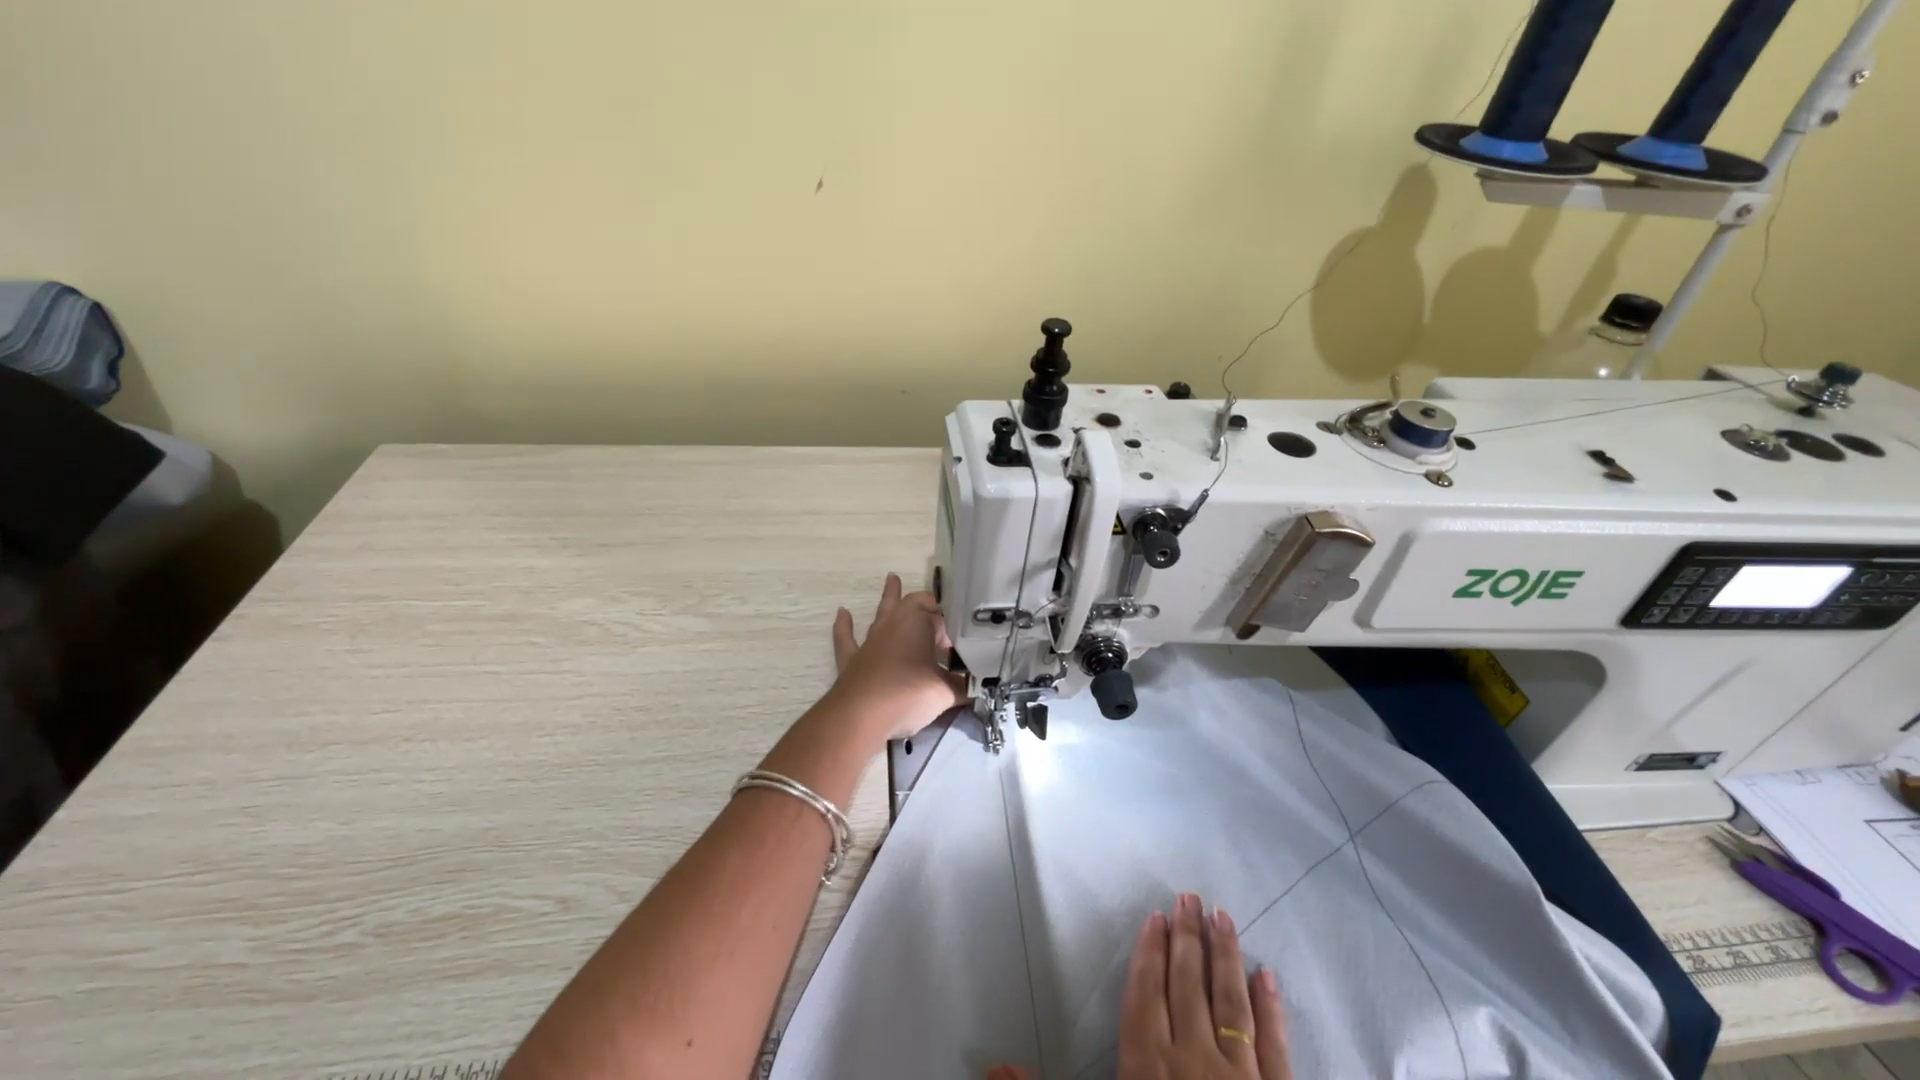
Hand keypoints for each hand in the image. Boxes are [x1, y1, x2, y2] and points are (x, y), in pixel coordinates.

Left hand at [829, 573, 966, 739]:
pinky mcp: (852, 659)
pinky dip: (844, 626)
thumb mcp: (945, 692)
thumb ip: (960, 687)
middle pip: (910, 604)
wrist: (861, 715)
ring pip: (881, 613)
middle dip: (925, 605)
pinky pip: (847, 637)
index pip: (940, 614)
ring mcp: (870, 641)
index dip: (952, 627)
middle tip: (937, 607)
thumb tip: (971, 686)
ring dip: (888, 598)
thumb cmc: (909, 694)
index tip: (961, 646)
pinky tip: (842, 613)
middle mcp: (893, 624)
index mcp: (918, 622)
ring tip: (892, 578)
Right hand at [1118, 893, 1291, 1079]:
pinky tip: (1265, 974)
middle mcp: (1193, 1057)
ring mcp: (1239, 1073)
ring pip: (1230, 1003)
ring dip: (1225, 956)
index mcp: (1148, 1063)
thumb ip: (1103, 1067)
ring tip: (1222, 917)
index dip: (1150, 952)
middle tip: (1189, 899)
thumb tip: (1057, 1049)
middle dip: (1187, 938)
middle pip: (1187, 986)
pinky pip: (1273, 1044)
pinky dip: (1270, 1008)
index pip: (1145, 995)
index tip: (1158, 917)